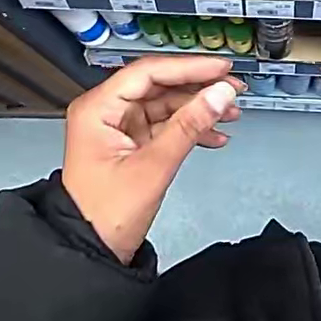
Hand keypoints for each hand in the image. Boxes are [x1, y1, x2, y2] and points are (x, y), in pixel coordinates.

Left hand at [62, 56, 243, 262]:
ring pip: (166, 104)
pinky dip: (190, 128)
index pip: (149, 72)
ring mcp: (118, 127)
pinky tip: (214, 135)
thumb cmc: (103, 215)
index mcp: (98, 108)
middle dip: (198, 87)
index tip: (219, 68)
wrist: (89, 253)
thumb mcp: (153, 167)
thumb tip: (219, 94)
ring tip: (229, 112)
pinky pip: (165, 125)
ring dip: (198, 108)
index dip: (188, 67)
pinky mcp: (130, 143)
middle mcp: (105, 111)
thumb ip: (189, 126)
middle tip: (231, 87)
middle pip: (159, 85)